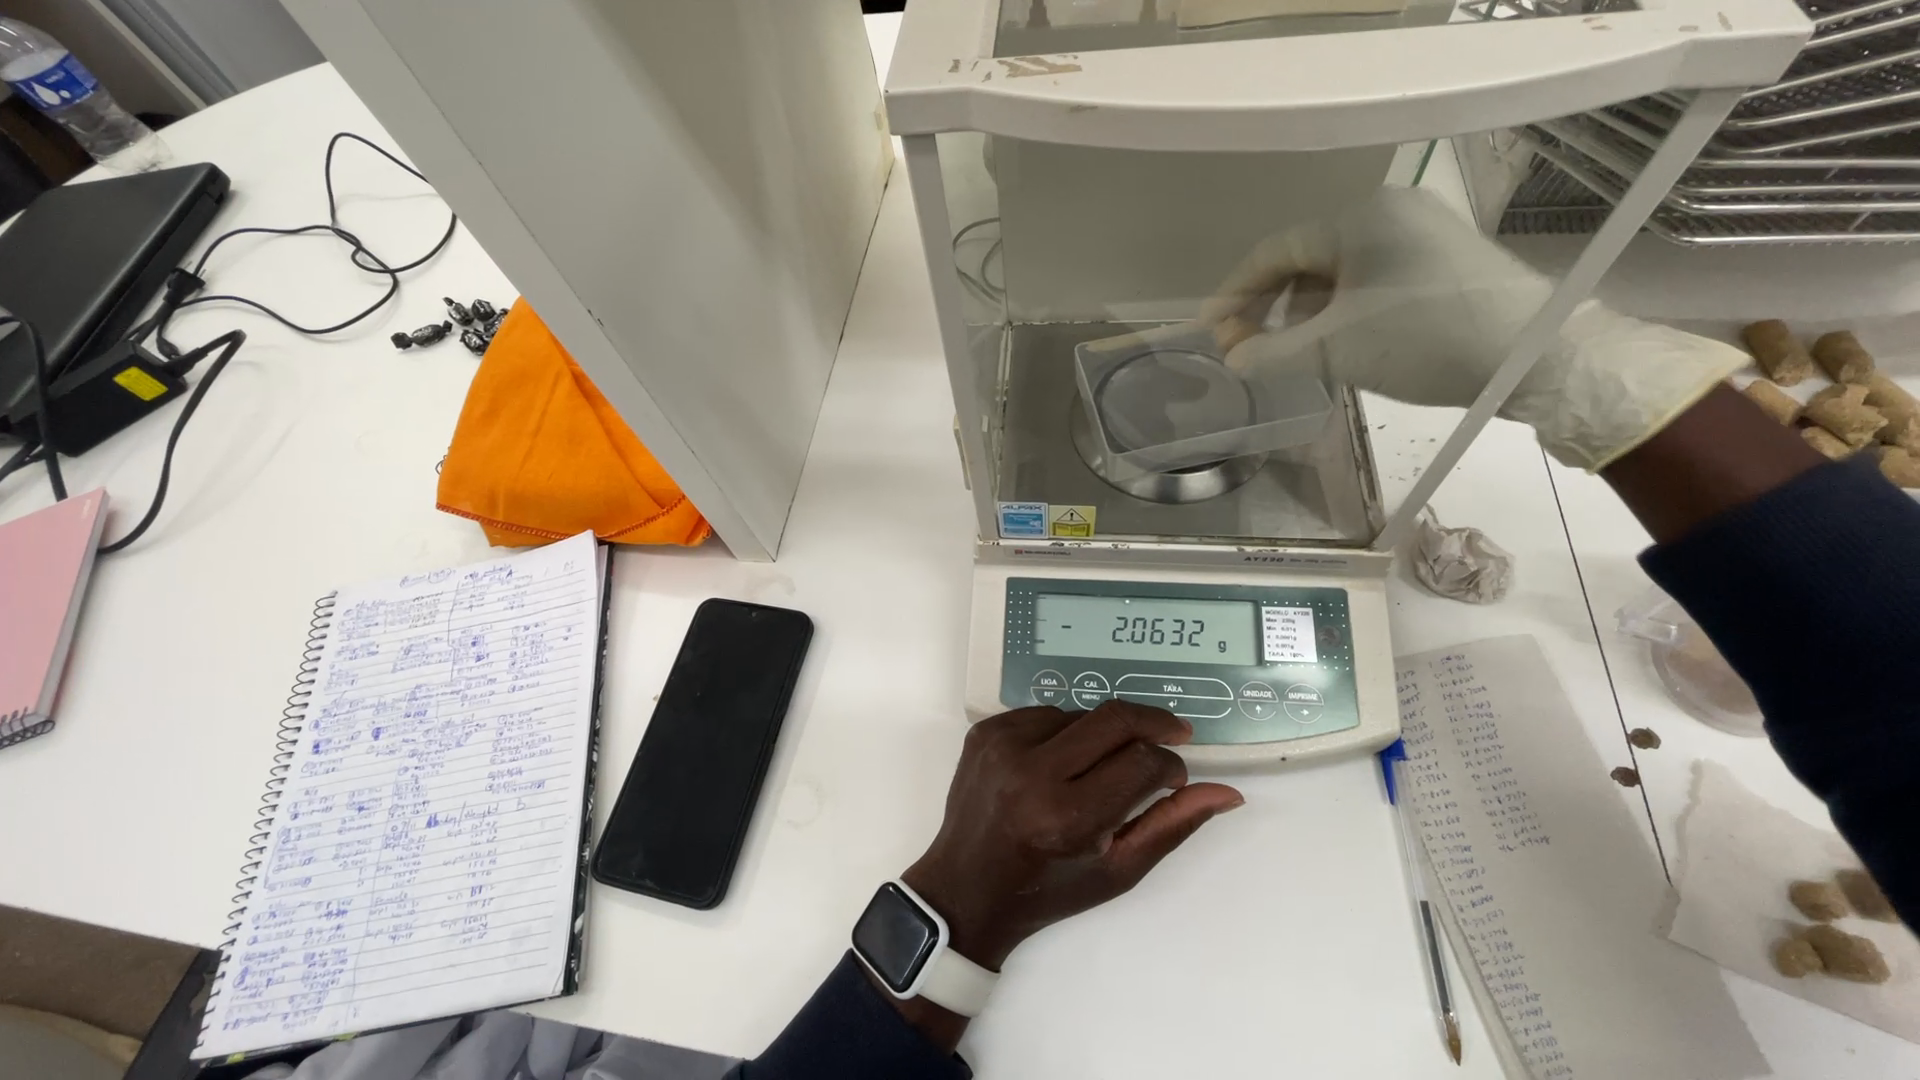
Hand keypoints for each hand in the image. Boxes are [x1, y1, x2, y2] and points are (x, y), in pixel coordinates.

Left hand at [902, 702, 1243, 971]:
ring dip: (1103, 732)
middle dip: (1153, 722)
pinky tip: (1064, 760)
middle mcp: (1031, 772)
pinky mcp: (984, 731)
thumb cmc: (1048, 890)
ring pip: (1080, 713)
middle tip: (1175, 733)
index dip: (1170, 765)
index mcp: (1066, 817)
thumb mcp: (1117, 870)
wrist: (965, 890)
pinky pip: (1044, 713)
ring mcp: (1001, 745)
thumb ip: (1172, 825)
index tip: (1176, 775)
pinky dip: (1065, 730)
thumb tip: (1227, 792)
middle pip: (1113, 718)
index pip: (1142, 763)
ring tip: (1103, 764)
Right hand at [1199, 187, 1746, 470]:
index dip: (1235, 293)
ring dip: (1303, 311)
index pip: (1274, 251)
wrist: (1534, 357)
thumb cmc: (1425, 342)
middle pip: (1304, 258)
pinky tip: (1333, 342)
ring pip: (1337, 270)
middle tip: (1247, 347)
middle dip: (1268, 305)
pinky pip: (1369, 277)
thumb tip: (1231, 358)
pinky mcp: (1441, 257)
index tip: (1211, 331)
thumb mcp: (1334, 352)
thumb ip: (1268, 354)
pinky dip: (1339, 309)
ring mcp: (1420, 231)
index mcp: (1359, 219)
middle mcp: (1388, 211)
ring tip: (1287, 352)